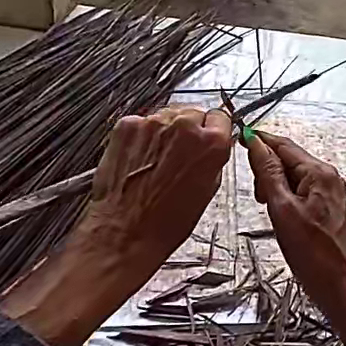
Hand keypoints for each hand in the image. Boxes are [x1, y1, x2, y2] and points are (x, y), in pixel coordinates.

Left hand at [77, 106, 234, 274]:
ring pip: (167, 116)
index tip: (207, 135)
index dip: (213, 129)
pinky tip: (141, 160)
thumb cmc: (165, 221)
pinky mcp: (128, 126)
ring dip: (166, 132)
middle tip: (180, 154)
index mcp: (211, 143)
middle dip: (189, 130)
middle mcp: (184, 127)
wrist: (125, 231)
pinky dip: (143, 136)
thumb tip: (211, 146)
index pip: (220, 117)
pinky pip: (142, 123)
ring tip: (158, 161)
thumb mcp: (208, 190)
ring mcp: (153, 123)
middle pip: (193, 113)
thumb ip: (213, 159)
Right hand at [245, 131, 345, 341]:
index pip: (284, 145)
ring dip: (274, 186)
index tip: (241, 138)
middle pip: (289, 160)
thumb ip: (268, 173)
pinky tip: (279, 216)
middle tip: (257, 192)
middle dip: (267, 170)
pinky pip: (301, 192)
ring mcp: (330, 193)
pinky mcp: (327, 208)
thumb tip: (256, 145)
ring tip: (269, 209)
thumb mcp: (282, 209)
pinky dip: (285, 198)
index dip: (260, 141)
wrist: (338, 287)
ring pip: (293, 177)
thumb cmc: (315, 256)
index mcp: (320, 174)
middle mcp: (329, 179)